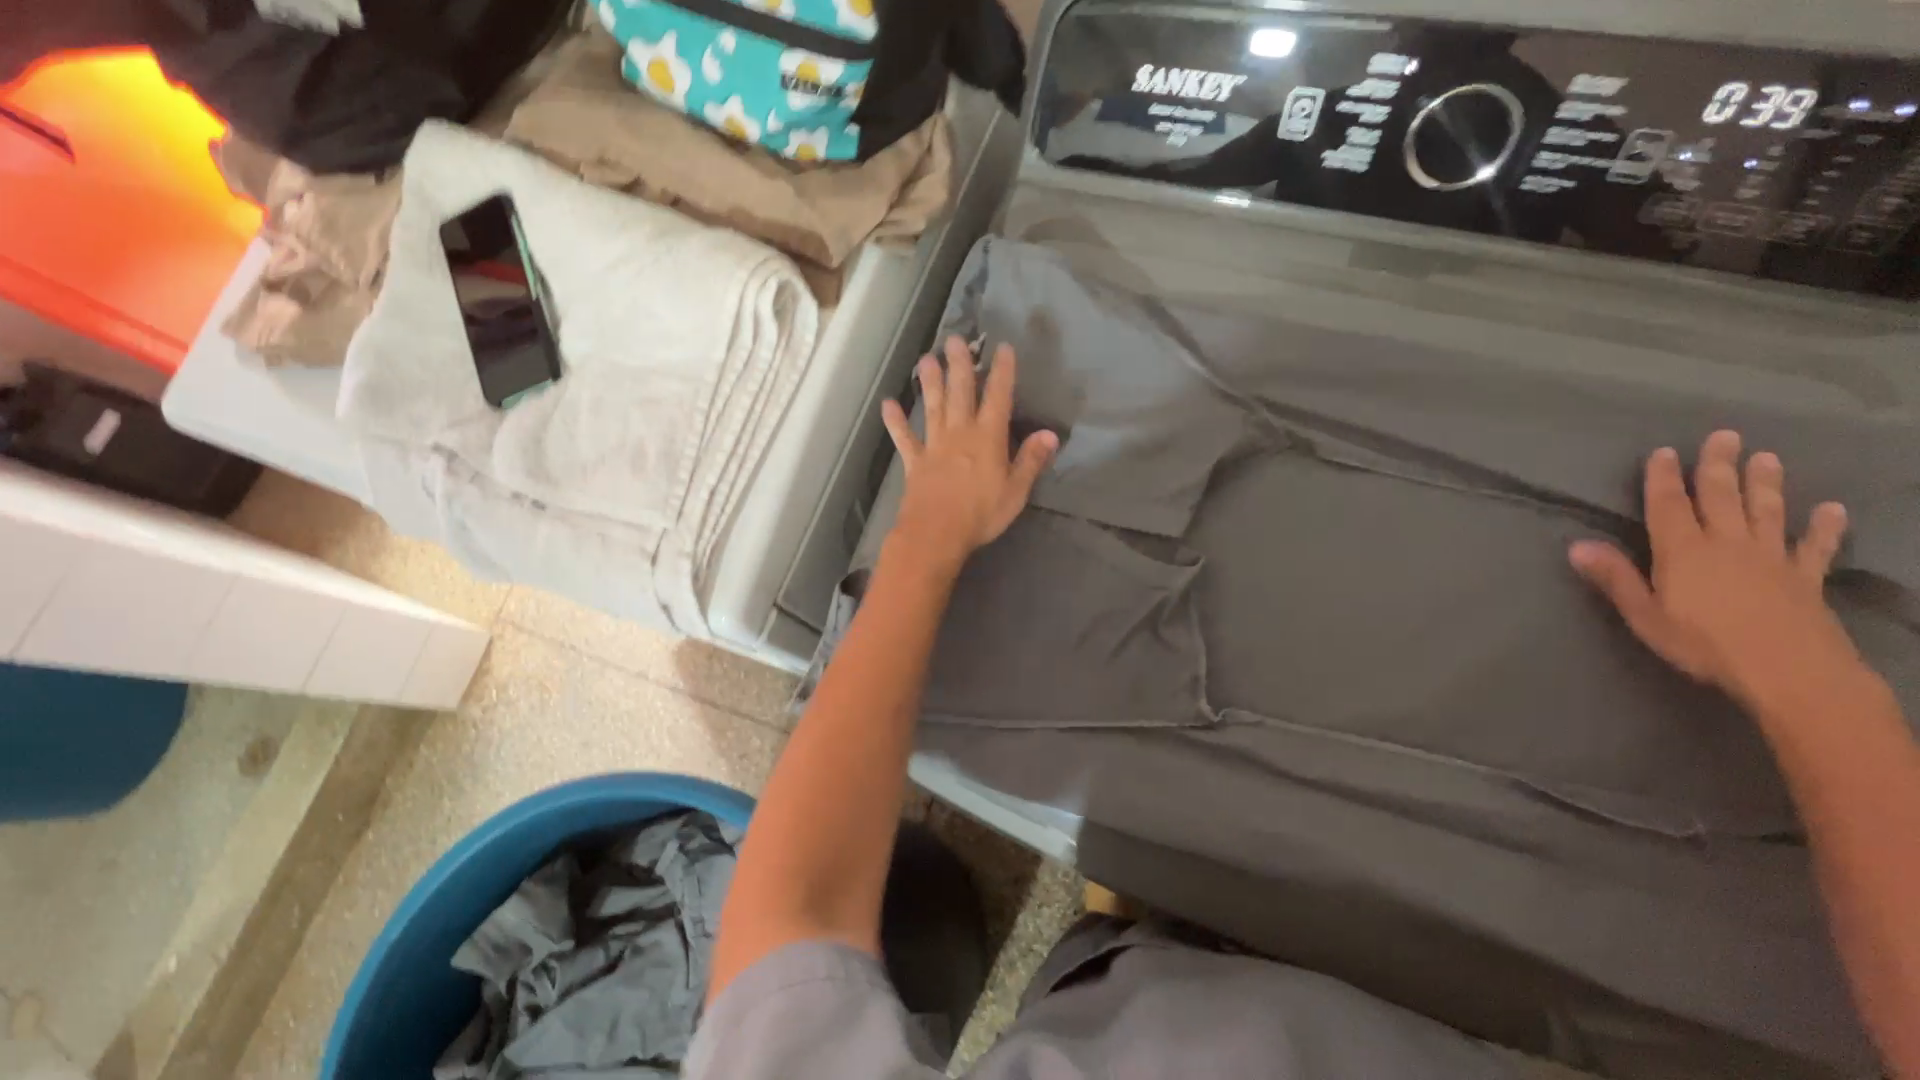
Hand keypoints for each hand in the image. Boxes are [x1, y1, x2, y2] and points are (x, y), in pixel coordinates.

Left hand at [880, 336, 1058, 573]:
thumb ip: (1031, 460)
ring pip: (933, 407)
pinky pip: (904, 438)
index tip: (1003, 348)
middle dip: (959, 365)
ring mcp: (934, 446)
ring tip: (925, 359)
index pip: (999, 398)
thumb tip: (1050, 434)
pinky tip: (888, 404)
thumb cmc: (981, 514)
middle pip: (961, 393)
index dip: (1002, 372)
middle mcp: (960, 434)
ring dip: (930, 382)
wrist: (936, 534)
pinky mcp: (914, 462)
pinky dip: (896, 421)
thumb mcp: (1016, 490)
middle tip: (954, 340)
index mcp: (988, 438)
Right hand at [1570, 430, 1863, 716]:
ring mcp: (1771, 557)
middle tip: (1725, 436)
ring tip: (1767, 458)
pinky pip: (1815, 547)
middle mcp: (1727, 543)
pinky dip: (1825, 527)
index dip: (1663, 478)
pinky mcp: (1806, 577)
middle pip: (1721, 497)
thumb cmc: (1703, 644)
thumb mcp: (1645, 616)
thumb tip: (1576, 545)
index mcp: (1683, 551)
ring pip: (1766, 512)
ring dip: (1765, 484)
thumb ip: (1616, 579)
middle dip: (1718, 466)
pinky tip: (1832, 510)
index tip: (1664, 452)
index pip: (1668, 506)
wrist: (1788, 670)